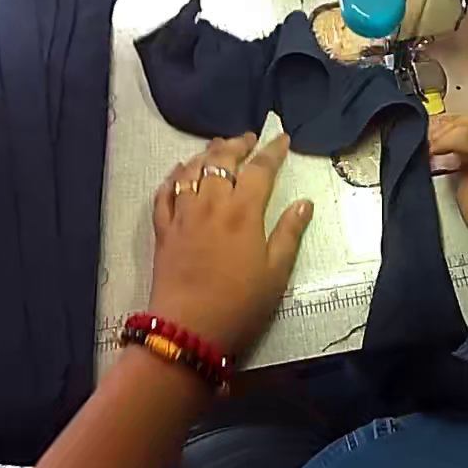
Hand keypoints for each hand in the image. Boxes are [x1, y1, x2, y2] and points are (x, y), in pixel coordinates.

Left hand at [148, 133, 313, 357]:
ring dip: (205, 154)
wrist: (189, 329)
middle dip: (236, 145)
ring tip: (216, 147)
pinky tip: (178, 171)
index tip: (281, 139)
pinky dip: (173, 177)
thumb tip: (304, 202)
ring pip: (191, 170)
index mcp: (243, 212)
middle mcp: (211, 203)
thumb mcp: (277, 271)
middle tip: (248, 139)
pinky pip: (164, 193)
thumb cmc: (241, 302)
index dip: (272, 151)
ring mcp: (183, 215)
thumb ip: (289, 232)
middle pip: (221, 160)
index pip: (260, 169)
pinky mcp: (163, 230)